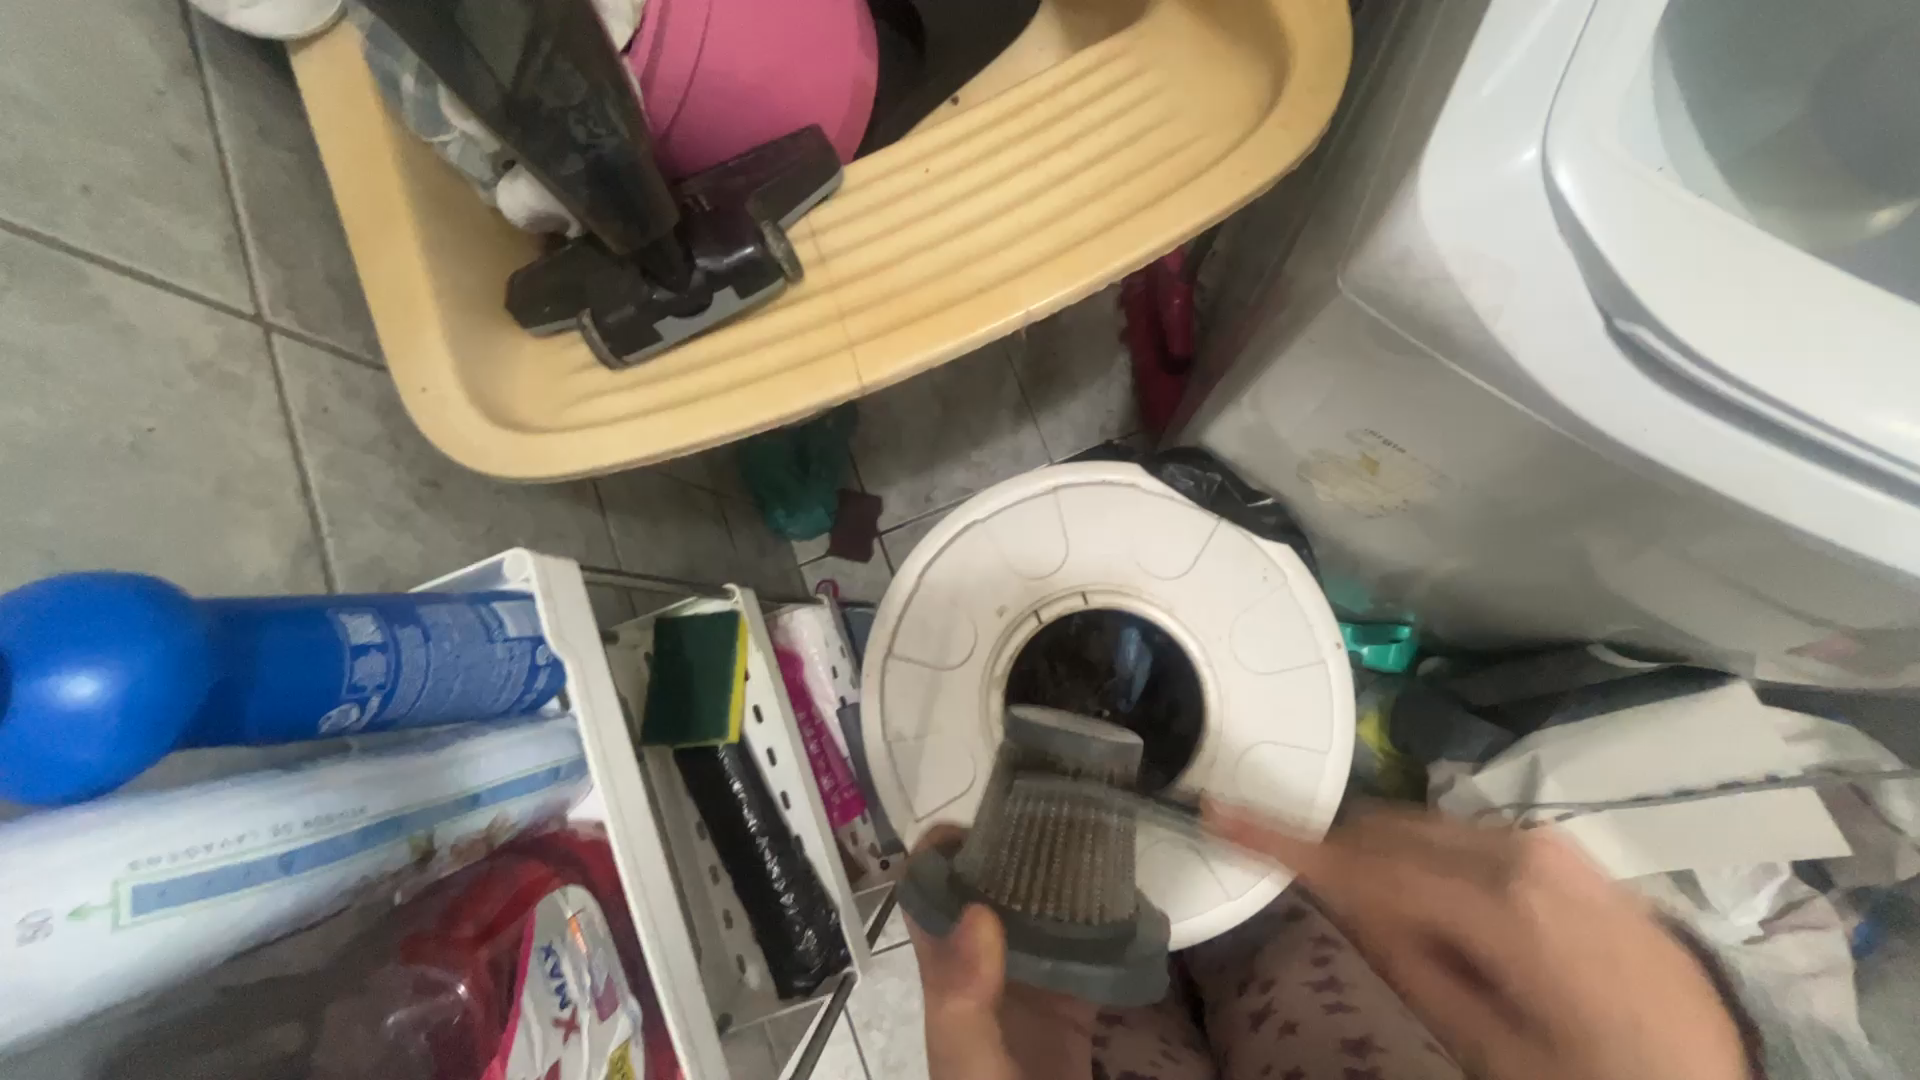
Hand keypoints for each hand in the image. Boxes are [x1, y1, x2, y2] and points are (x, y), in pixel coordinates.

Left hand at [906, 826, 1098, 1079]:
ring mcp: (1030, 981)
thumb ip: (961, 994)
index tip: (986, 819)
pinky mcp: (1073, 1001)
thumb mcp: (964, 1058)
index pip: (929, 893)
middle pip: (988, 891)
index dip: (943, 850)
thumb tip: (976, 910)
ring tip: (1092, 833)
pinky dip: (1104, 922)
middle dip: (1014, 848)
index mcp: (948, 971)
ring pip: (1039, 912)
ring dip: (1060, 877)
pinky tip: (1125, 892)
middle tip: (1055, 810)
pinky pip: (1088, 950)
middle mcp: (985, 965)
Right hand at [1205, 801, 1752, 1079]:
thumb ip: (1401, 955)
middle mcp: (1517, 848)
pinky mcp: (1556, 844)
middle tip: (1328, 909)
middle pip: (1382, 832)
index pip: (1358, 862)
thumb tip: (1337, 891)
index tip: (1215, 813)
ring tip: (1407, 930)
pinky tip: (1449, 916)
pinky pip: (1457, 836)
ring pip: (1416, 828)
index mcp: (1501, 905)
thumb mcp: (1486, 1045)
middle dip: (1340, 858)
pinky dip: (1425, 862)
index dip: (1278, 839)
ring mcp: (1542, 839)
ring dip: (1384, 862)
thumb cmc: (1598, 1079)